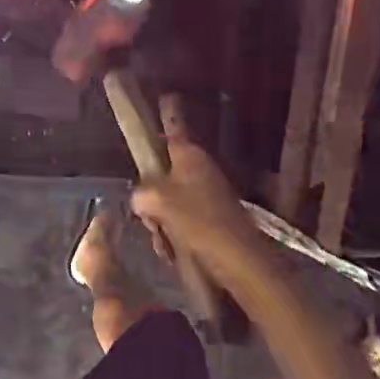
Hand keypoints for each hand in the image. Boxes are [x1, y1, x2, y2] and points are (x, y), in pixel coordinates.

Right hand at [130, 136, 259, 269]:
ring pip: (172, 199)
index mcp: (189, 154)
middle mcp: (200, 167)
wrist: (239, 256)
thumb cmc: (198, 220)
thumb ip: (141, 193)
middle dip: (152, 197)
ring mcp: (209, 190)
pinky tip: (174, 252)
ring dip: (162, 220)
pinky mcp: (214, 214)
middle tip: (149, 219)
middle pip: (164, 173)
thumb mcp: (158, 201)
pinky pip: (185, 217)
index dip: (156, 130)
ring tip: (164, 242)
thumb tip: (140, 197)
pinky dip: (176, 232)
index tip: (151, 122)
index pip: (168, 131)